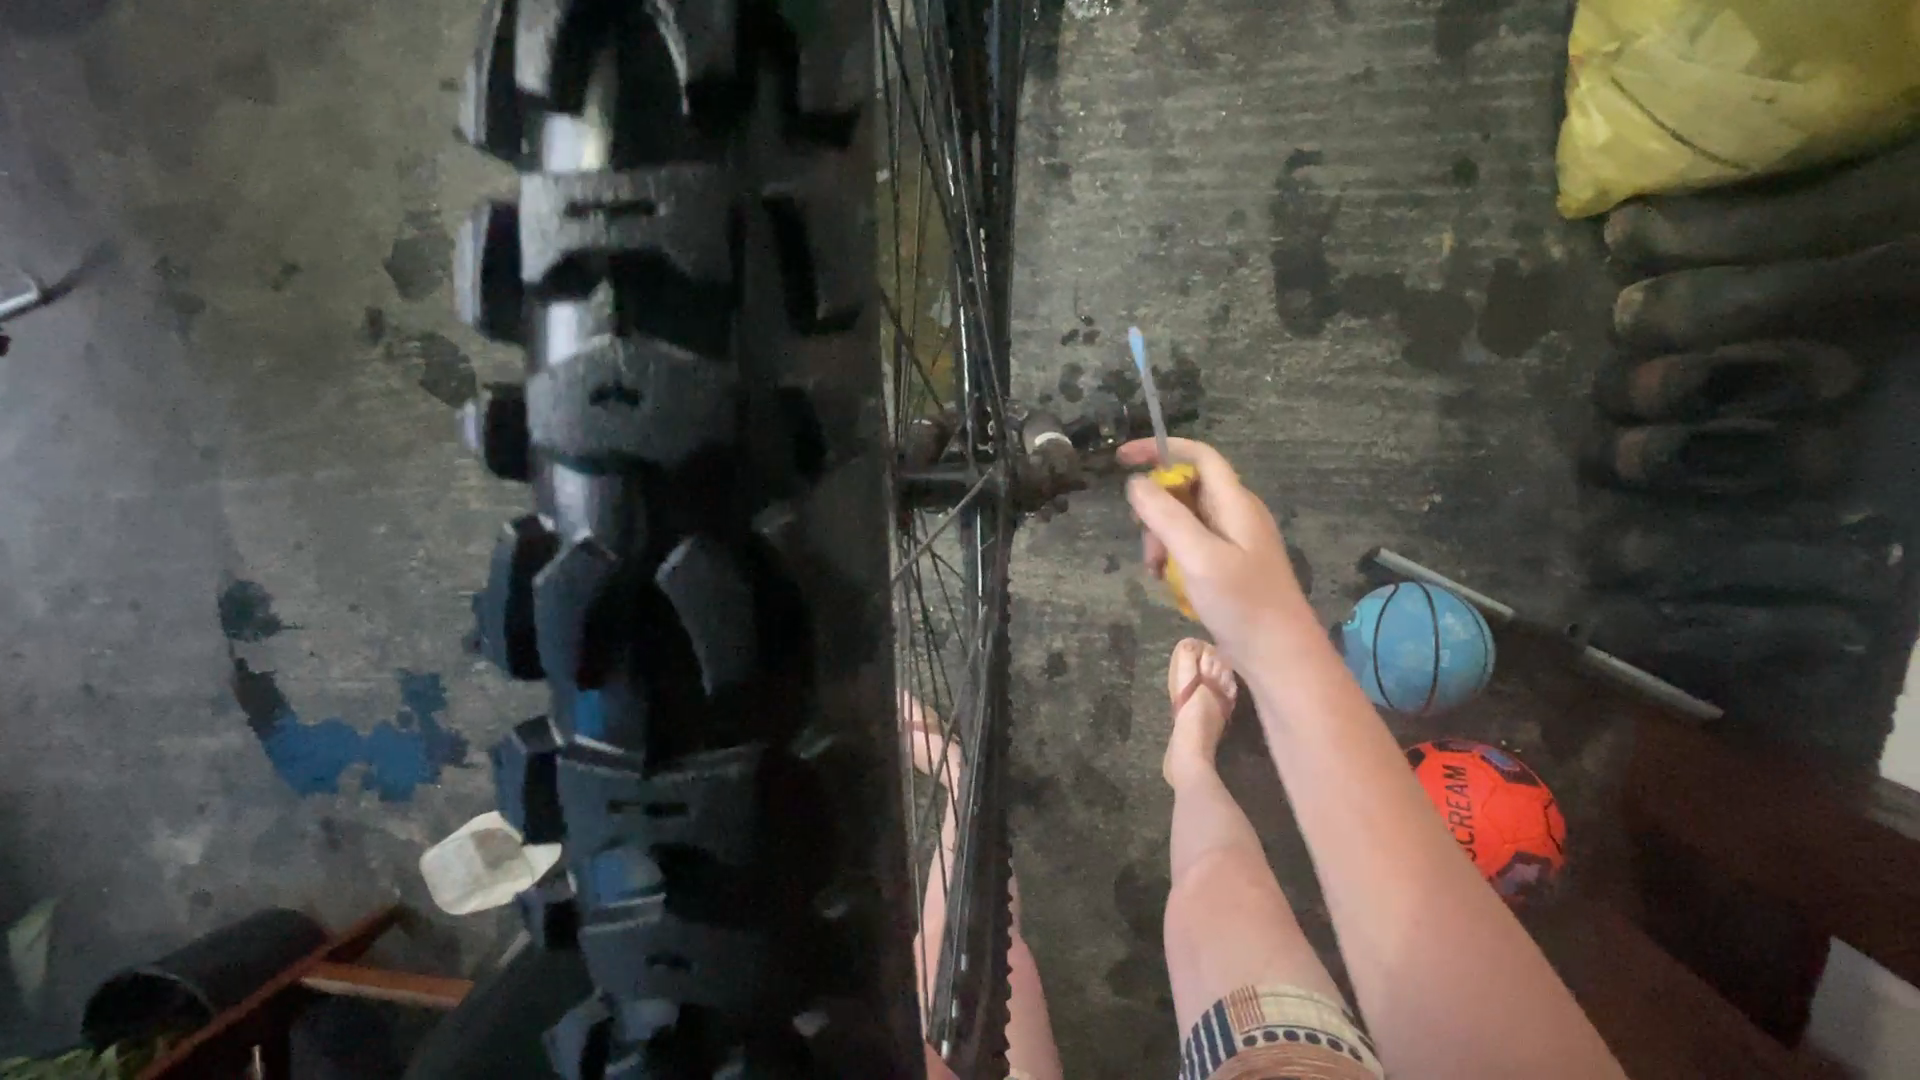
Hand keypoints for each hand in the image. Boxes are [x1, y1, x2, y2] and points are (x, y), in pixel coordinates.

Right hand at [1121, 437, 1310, 654]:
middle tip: (1147, 547)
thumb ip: (1166, 516)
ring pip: (1185, 521)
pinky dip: (1174, 558)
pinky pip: (1192, 546)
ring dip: (1162, 540)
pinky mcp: (1229, 566)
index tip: (1121, 459)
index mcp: (1235, 503)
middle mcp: (1236, 514)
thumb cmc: (1242, 603)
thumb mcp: (1198, 556)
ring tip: (1158, 573)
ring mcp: (1234, 541)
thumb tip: (1135, 483)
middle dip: (1156, 511)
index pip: (1198, 456)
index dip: (1160, 450)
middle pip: (1186, 490)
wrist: (1279, 655)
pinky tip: (1170, 584)